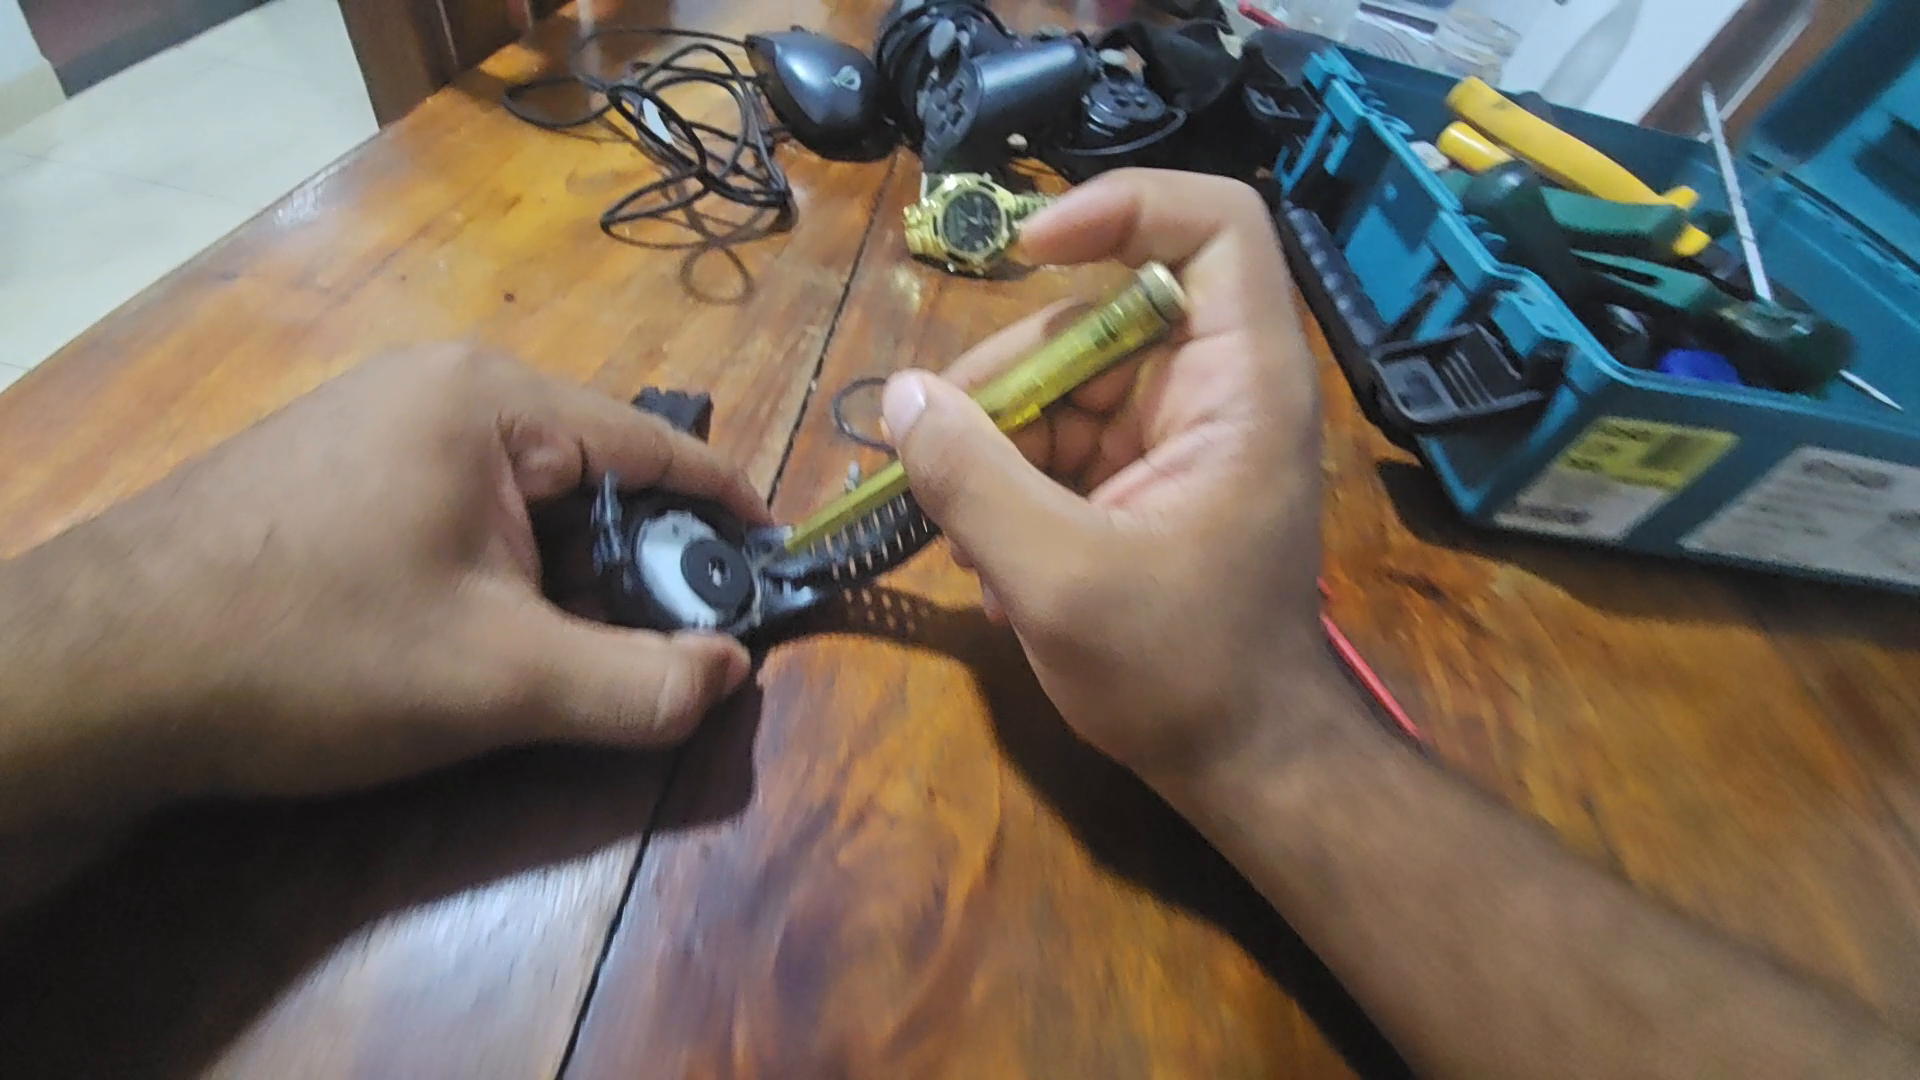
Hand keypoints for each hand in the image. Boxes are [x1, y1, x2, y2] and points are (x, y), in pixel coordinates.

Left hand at [7, 347, 763, 800]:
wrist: (75, 684)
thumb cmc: (310, 655)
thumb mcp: (499, 681)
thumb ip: (639, 684)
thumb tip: (734, 672)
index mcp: (497, 403)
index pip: (657, 445)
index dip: (727, 503)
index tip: (770, 552)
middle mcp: (452, 389)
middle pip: (603, 469)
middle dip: (651, 549)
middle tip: (678, 621)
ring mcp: (397, 420)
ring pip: (548, 491)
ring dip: (588, 561)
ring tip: (595, 631)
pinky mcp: (361, 463)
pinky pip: (491, 502)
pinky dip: (530, 559)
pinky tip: (510, 614)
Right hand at [883, 169, 1352, 785]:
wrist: (1236, 761)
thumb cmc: (1176, 675)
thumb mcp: (1058, 580)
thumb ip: (972, 482)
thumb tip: (901, 400)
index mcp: (1237, 389)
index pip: (1210, 230)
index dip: (1121, 210)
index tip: (1025, 252)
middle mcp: (1210, 394)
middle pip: (1093, 322)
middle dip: (1005, 389)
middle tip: (939, 466)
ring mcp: (1171, 439)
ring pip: (1060, 391)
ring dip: (995, 454)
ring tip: (966, 540)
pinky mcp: (1139, 481)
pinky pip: (1059, 448)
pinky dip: (1013, 491)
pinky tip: (993, 560)